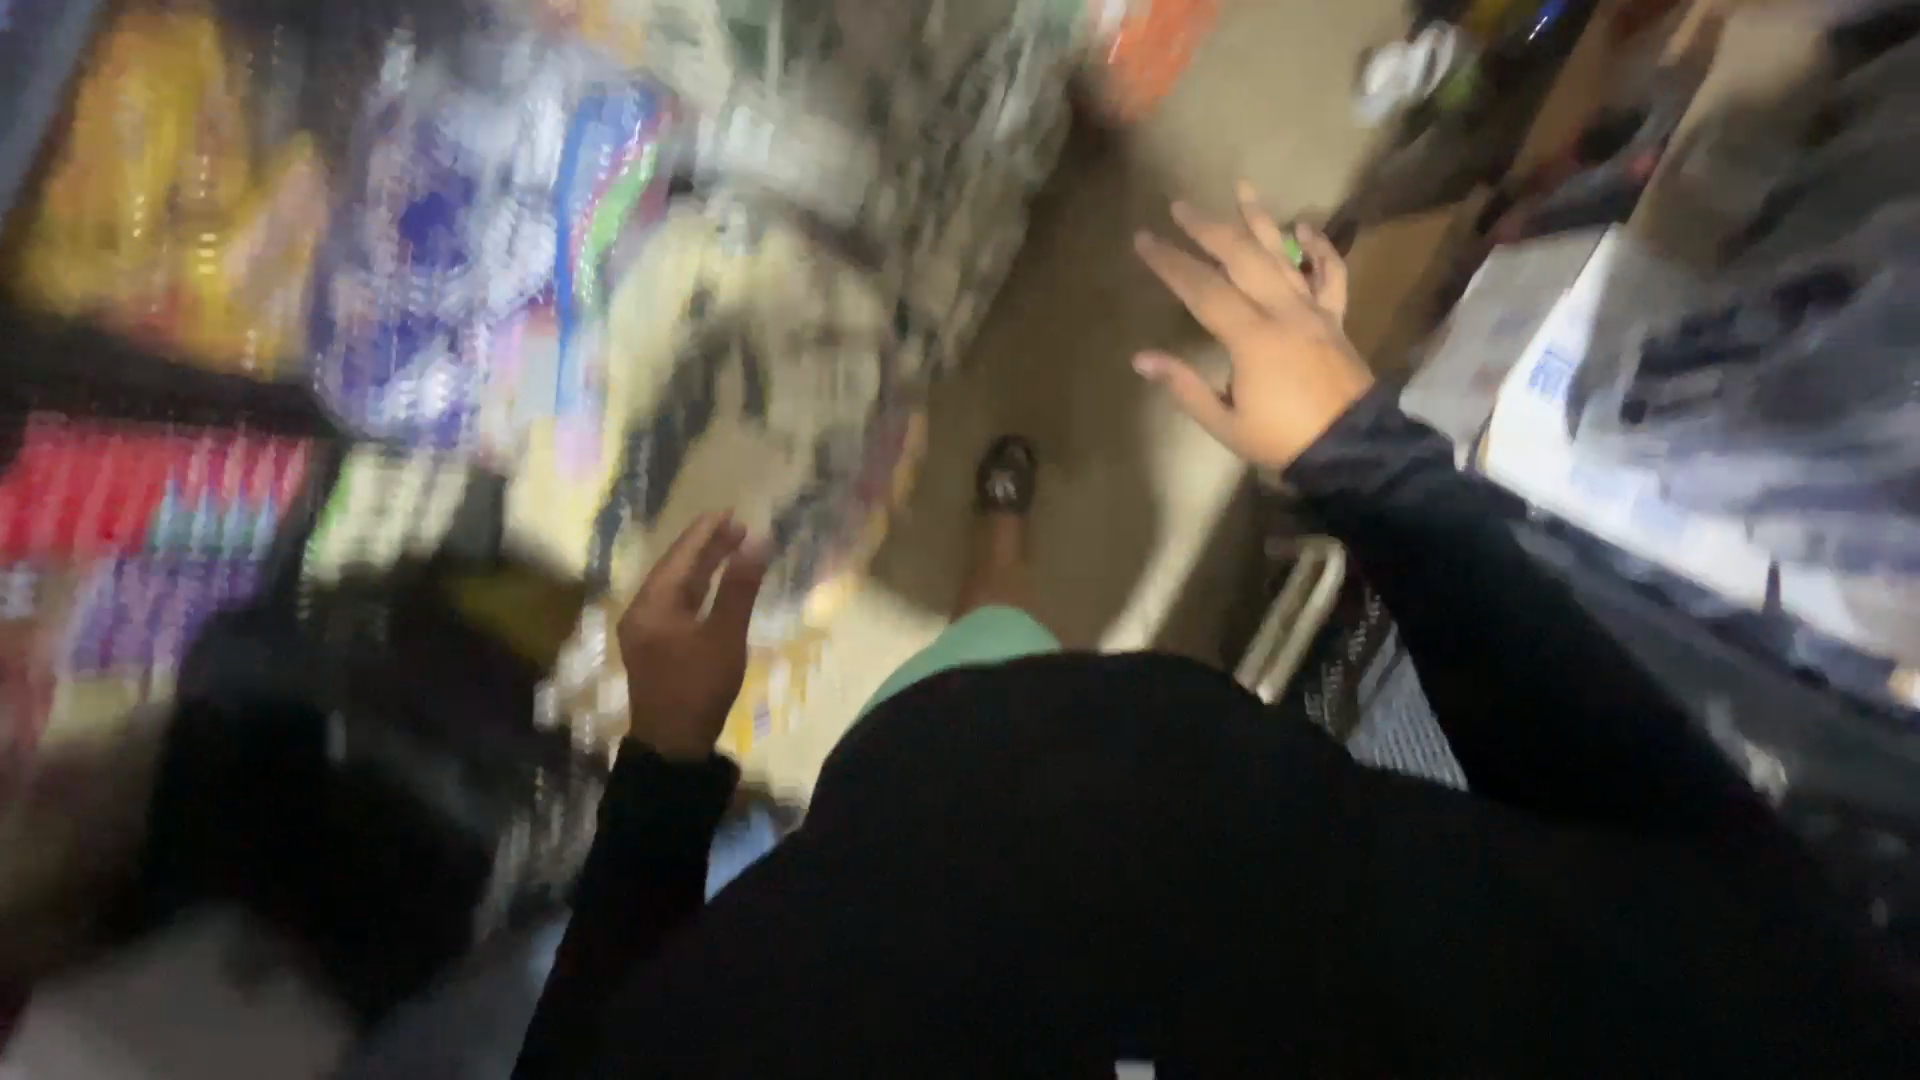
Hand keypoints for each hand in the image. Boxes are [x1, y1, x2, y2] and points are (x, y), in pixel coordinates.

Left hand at [618, 512, 768, 761]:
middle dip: (706, 546)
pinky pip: (678, 604)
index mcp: (652, 604)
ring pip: (677, 587)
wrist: (673, 744)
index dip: (706, 532)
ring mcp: (647, 629)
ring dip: (705, 566)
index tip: (730, 512)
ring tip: (733, 548)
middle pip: (676, 568)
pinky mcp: (656, 645)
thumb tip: (758, 542)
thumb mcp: (725, 635)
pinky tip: (716, 586)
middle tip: (738, 526)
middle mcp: (643, 610)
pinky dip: (700, 589)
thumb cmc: (699, 686)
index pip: (681, 556)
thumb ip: (740, 587)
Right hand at [1132, 183, 1375, 469]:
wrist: (1349, 449)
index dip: (1170, 263)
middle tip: (1181, 206)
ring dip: (1260, 221)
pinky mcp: (1336, 318)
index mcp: (1251, 337)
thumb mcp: (1224, 422)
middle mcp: (1283, 311)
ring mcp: (1314, 310)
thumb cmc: (1280, 439)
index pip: (1202, 290)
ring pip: (1284, 255)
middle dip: (1208, 229)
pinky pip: (1331, 274)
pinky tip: (1305, 226)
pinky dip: (1320, 248)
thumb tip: (1141, 359)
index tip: (1144, 240)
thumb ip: (1184, 386)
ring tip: (1242, 188)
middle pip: (1242, 258)